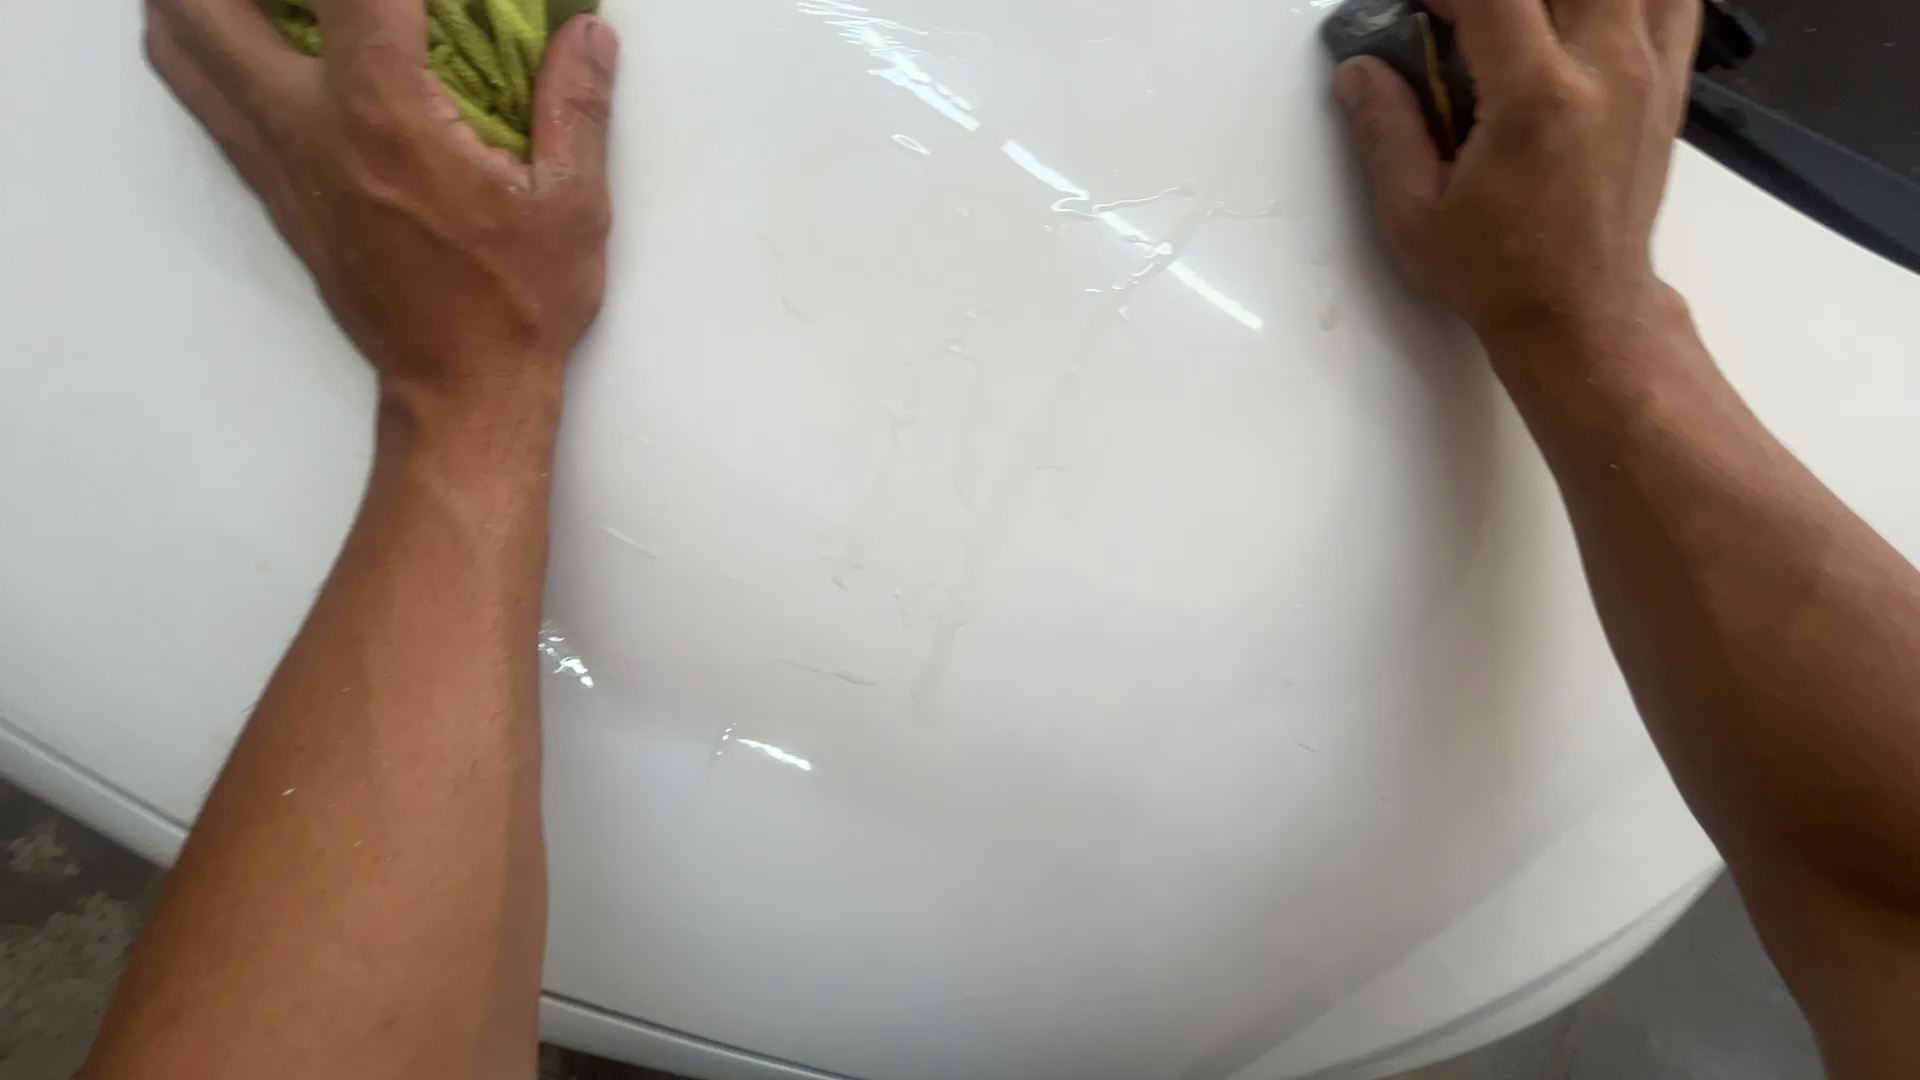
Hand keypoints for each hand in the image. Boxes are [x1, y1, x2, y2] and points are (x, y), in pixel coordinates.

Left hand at [144, 0, 619, 406]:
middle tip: (346, 3)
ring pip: (179, 37)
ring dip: (216, 0)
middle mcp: (308, 122)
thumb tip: (589, 32)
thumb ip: (575, 110)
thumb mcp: (573, 208)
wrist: (465, 383)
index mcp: (387, 113)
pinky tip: (284, 71)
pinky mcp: (277, 197)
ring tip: (293, 13)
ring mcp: (279, 161)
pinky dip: (215, 55)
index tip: (448, 0)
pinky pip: (204, 98)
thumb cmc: (522, 302)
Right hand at [1334, 0, 1700, 347]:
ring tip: (1511, 23)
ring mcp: (1650, 67)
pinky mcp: (1668, 80)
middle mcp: (1607, 66)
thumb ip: (1386, 133)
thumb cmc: (1496, 272)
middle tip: (1455, 16)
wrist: (1576, 307)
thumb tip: (1359, 75)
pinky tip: (1575, 18)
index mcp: (1535, 100)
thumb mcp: (1414, 214)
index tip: (1413, 6)